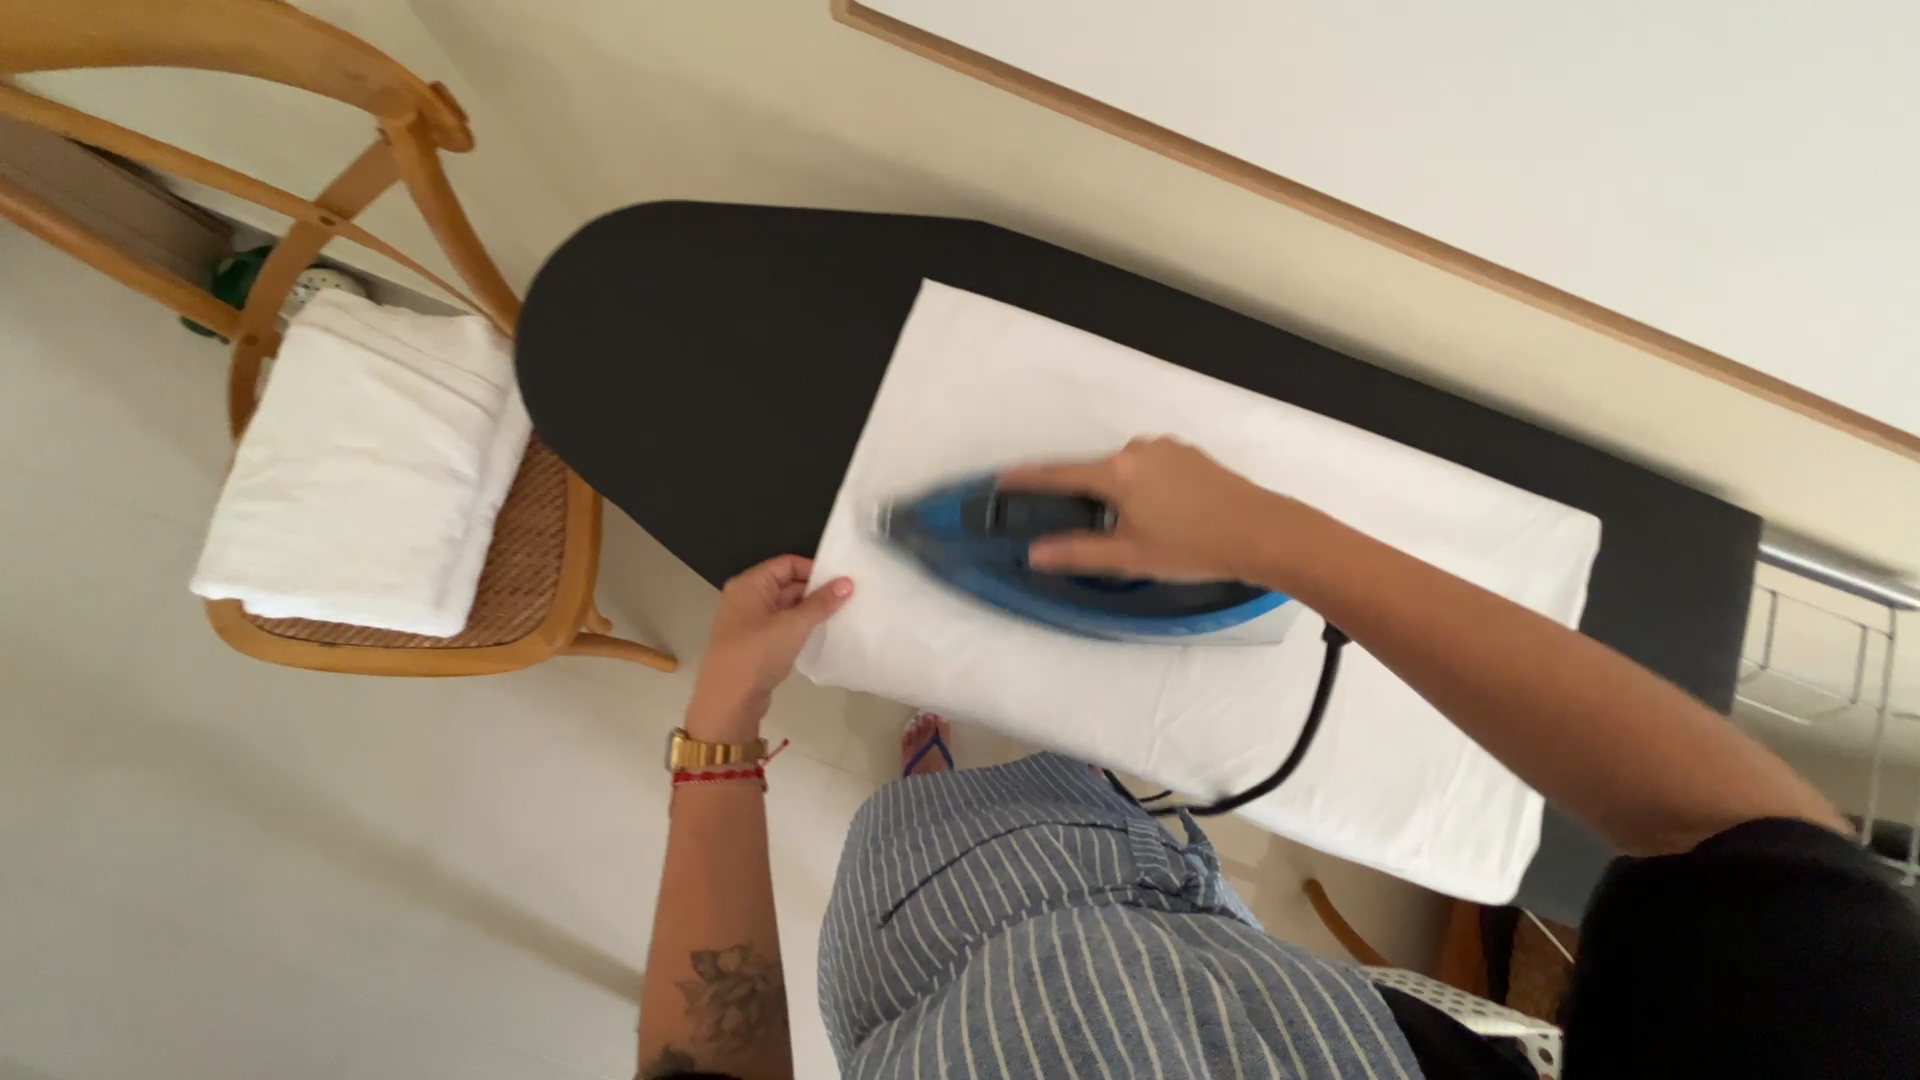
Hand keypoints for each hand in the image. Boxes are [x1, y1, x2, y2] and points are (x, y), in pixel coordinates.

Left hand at [686, 555, 852, 740]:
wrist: (729, 701)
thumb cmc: (758, 653)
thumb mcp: (794, 625)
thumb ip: (822, 602)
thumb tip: (846, 582)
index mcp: (749, 585)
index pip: (786, 564)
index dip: (814, 569)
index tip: (840, 581)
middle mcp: (745, 598)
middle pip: (785, 583)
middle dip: (814, 590)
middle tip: (846, 598)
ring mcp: (747, 622)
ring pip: (784, 607)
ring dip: (809, 610)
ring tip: (839, 615)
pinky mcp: (753, 644)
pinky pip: (780, 626)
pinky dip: (799, 627)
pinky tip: (820, 634)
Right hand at [1000, 437, 1288, 581]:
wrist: (1264, 532)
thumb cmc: (1192, 547)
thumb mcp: (1130, 557)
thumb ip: (1079, 552)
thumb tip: (1035, 552)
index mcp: (1117, 472)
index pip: (1059, 474)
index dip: (1028, 479)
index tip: (1001, 480)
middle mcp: (1137, 450)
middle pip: (1093, 471)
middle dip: (1081, 496)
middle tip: (1080, 527)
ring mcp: (1166, 448)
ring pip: (1123, 470)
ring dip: (1115, 493)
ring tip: (1130, 528)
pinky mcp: (1189, 454)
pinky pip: (1149, 468)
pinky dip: (1140, 486)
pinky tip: (1159, 512)